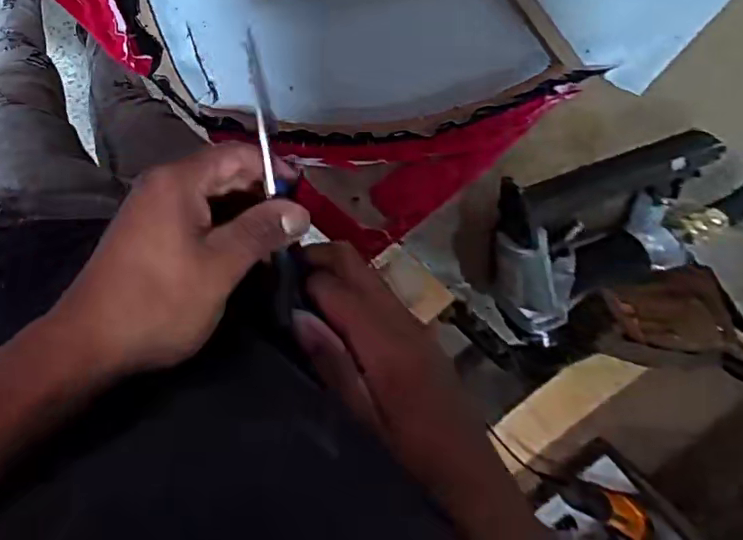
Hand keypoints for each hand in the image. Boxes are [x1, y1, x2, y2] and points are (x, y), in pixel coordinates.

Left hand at [51, 143, 309, 376]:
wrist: (87, 342)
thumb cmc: (158, 301)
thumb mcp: (219, 267)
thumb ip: (261, 232)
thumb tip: (299, 211)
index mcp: (179, 180)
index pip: (237, 154)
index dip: (274, 168)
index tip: (304, 194)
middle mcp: (163, 182)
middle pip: (223, 171)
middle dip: (261, 193)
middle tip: (295, 223)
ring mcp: (151, 204)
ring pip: (210, 195)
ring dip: (243, 212)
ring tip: (274, 241)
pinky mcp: (147, 228)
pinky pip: (193, 212)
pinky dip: (221, 225)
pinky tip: (240, 251)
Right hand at [296, 243, 547, 539]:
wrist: (473, 486)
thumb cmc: (410, 462)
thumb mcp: (363, 426)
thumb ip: (332, 367)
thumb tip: (297, 314)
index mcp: (387, 343)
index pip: (335, 284)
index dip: (300, 278)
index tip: (269, 282)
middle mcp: (403, 321)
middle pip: (354, 261)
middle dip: (316, 256)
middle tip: (280, 272)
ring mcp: (415, 324)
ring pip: (367, 274)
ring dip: (333, 271)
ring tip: (299, 292)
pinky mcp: (420, 334)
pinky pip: (379, 294)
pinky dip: (351, 289)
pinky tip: (332, 315)